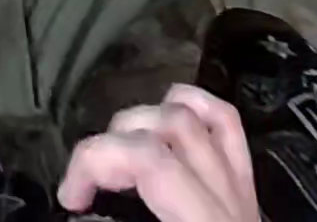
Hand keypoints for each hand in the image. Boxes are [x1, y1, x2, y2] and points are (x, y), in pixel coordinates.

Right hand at [57, 85, 257, 221]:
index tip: (68, 197)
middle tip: (88, 187)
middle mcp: (233, 212)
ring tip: (116, 157)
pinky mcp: (248, 198)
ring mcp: (246, 201)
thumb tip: (79, 214)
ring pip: (194, 121)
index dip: (95, 161)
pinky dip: (189, 106)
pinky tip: (161, 116)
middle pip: (167, 133)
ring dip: (142, 122)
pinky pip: (226, 128)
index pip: (151, 163)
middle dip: (111, 145)